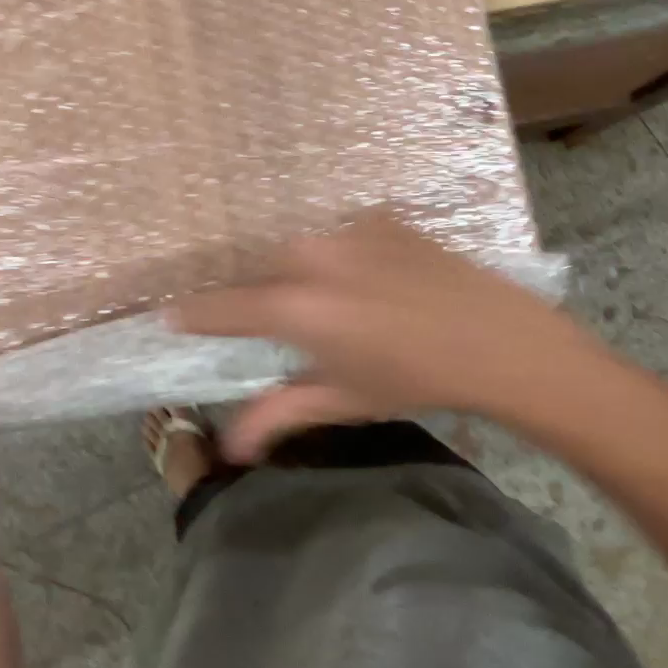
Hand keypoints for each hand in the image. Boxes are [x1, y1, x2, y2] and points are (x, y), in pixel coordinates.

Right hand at [171, 216, 607, 461]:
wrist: (496, 338)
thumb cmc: (414, 378)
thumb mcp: (342, 400)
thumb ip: (278, 415)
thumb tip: (228, 448)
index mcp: (297, 307)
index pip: (223, 307)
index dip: (194, 314)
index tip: (171, 317)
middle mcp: (314, 258)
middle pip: (259, 270)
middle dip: (251, 294)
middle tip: (257, 320)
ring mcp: (349, 231)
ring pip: (299, 248)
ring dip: (294, 271)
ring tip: (315, 299)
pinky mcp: (382, 218)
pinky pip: (339, 234)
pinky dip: (336, 254)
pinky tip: (362, 280)